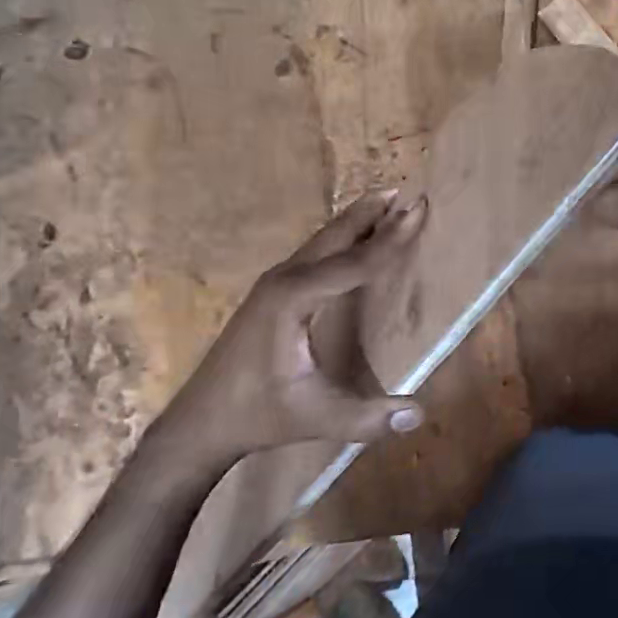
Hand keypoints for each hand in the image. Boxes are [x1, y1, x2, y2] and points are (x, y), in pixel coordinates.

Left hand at [144, 191, 427, 472]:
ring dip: (357, 221)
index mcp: (294, 300)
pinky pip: (315, 253)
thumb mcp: (316, 418)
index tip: (418, 212)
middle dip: (372, 213)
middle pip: (336, 237)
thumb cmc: (258, 414)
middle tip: (406, 193)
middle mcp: (283, 280)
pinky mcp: (272, 293)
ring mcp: (274, 284)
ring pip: (323, 241)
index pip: (354, 263)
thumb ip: (368, 418)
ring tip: (387, 203)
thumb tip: (419, 415)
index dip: (390, 239)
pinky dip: (342, 238)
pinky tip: (354, 239)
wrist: (199, 425)